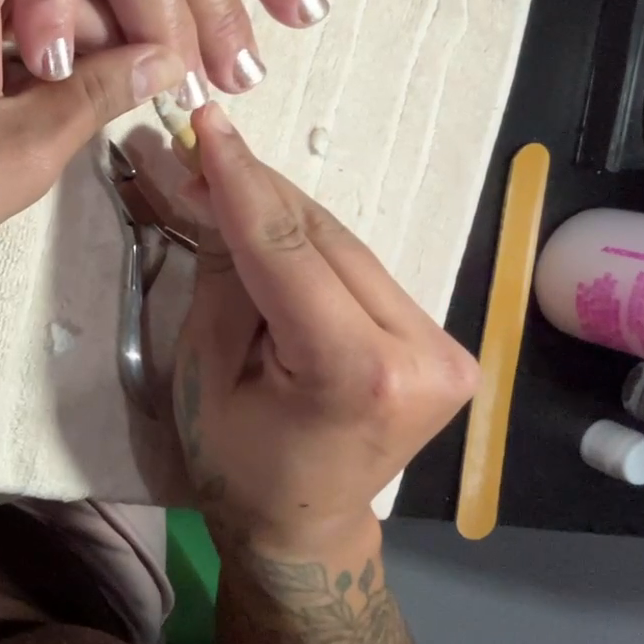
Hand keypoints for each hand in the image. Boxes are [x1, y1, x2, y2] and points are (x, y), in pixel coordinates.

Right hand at [171, 104, 477, 556]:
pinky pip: (355, 267)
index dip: (240, 179)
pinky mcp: (440, 339)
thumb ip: (222, 276)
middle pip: (321, 237)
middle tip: (200, 142)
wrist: (301, 521)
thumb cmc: (233, 456)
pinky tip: (264, 217)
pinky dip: (305, 239)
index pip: (287, 249)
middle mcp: (420, 350)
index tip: (207, 122)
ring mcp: (443, 344)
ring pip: (342, 244)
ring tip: (221, 172)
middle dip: (253, 185)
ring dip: (276, 207)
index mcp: (353, 370)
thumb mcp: (205, 366)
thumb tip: (214, 194)